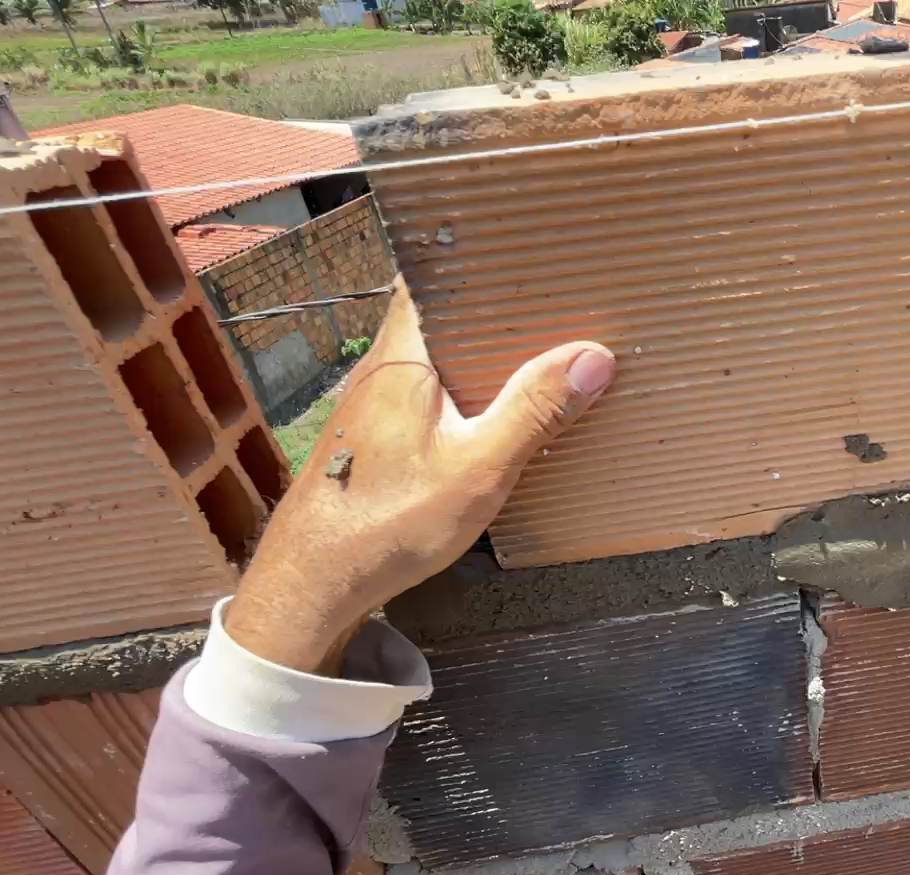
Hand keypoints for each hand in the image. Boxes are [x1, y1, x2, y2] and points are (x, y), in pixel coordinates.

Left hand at [223, 276, 616, 673]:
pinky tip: (497, 411)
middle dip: (499, 311)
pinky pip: (432, 389)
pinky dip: (468, 387)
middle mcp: (383, 363)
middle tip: (560, 308)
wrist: (314, 581)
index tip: (534, 256)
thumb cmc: (392, 519)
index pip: (435, 274)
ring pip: (438, 354)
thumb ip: (533, 411)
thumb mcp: (478, 468)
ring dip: (484, 352)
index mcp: (404, 352)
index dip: (482, 259)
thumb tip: (596, 356)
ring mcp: (374, 399)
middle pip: (444, 314)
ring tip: (543, 353)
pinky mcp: (376, 433)